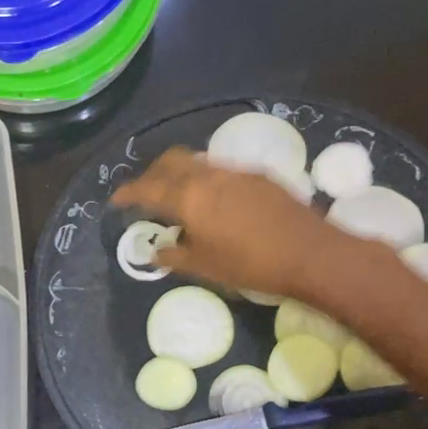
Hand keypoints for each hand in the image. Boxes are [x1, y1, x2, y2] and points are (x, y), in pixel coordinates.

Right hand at [111, 147, 351, 298]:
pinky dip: (204, 178)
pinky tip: (212, 200)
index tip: (116, 201)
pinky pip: (220, 168)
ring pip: (197, 161)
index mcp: (188, 198)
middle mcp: (208, 176)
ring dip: (179, 173)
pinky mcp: (259, 175)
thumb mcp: (204, 267)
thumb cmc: (251, 265)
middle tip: (144, 193)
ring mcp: (236, 171)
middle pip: (169, 161)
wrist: (311, 254)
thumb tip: (155, 252)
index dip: (127, 193)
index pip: (147, 188)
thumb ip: (174, 255)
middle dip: (151, 174)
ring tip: (178, 195)